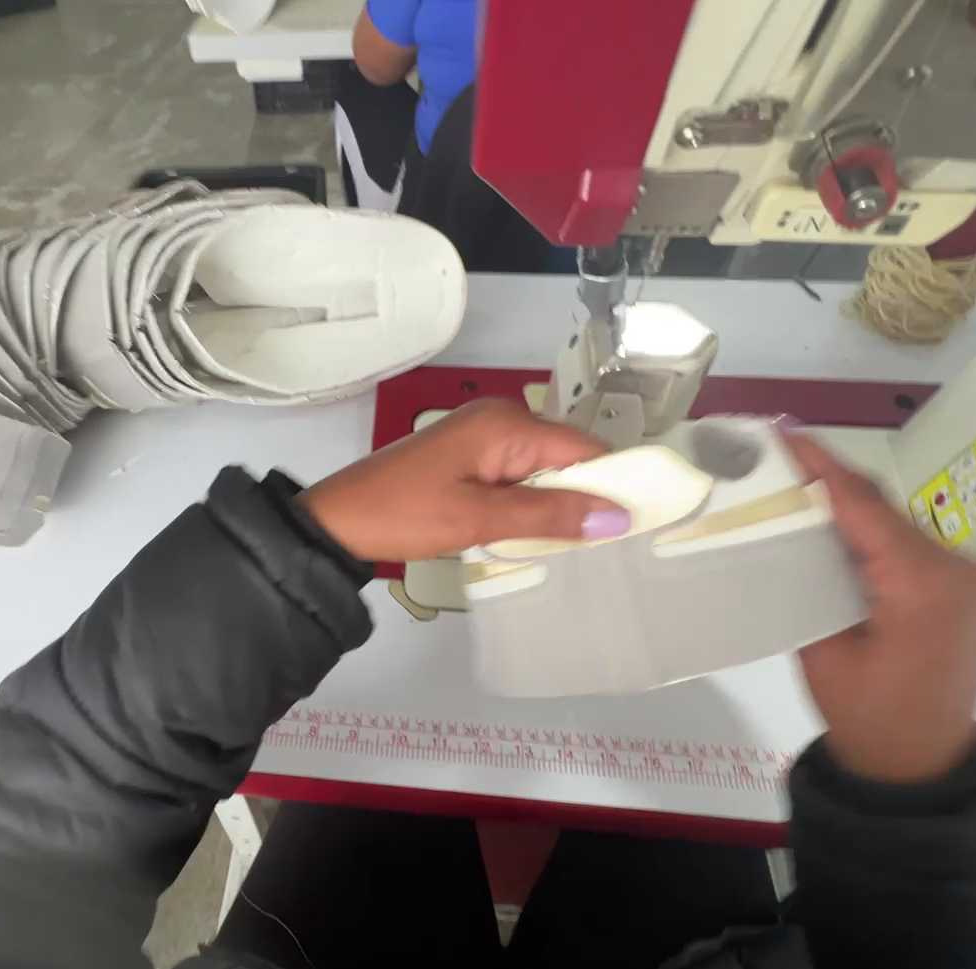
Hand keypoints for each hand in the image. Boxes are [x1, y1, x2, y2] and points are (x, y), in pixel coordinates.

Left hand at [301, 398, 630, 562]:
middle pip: (566, 454)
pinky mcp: (467, 453)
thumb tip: (616, 517)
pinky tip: (529, 529)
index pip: (585, 447)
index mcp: (506, 424)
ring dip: (554, 502)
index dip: (614, 483)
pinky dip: (528, 499)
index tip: (637, 524)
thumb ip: (548, 515)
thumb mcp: (479, 518)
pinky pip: (516, 472)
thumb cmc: (404, 514)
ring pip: (542, 467)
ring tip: (566, 543)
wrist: (339, 519)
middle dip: (583, 496)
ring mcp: (481, 433)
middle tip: (599, 544)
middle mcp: (499, 417)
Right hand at [783, 427, 975, 783]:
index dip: (818, 465)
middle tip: (772, 454)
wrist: (924, 766)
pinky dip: (864, 529)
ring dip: (843, 503)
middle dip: (826, 478)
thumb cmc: (864, 715)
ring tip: (790, 481)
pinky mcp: (962, 588)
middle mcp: (958, 569)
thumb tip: (790, 534)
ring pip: (892, 523)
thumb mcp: (821, 648)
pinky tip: (827, 522)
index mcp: (922, 585)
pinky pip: (904, 544)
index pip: (863, 507)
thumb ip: (813, 583)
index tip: (780, 433)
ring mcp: (968, 577)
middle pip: (880, 508)